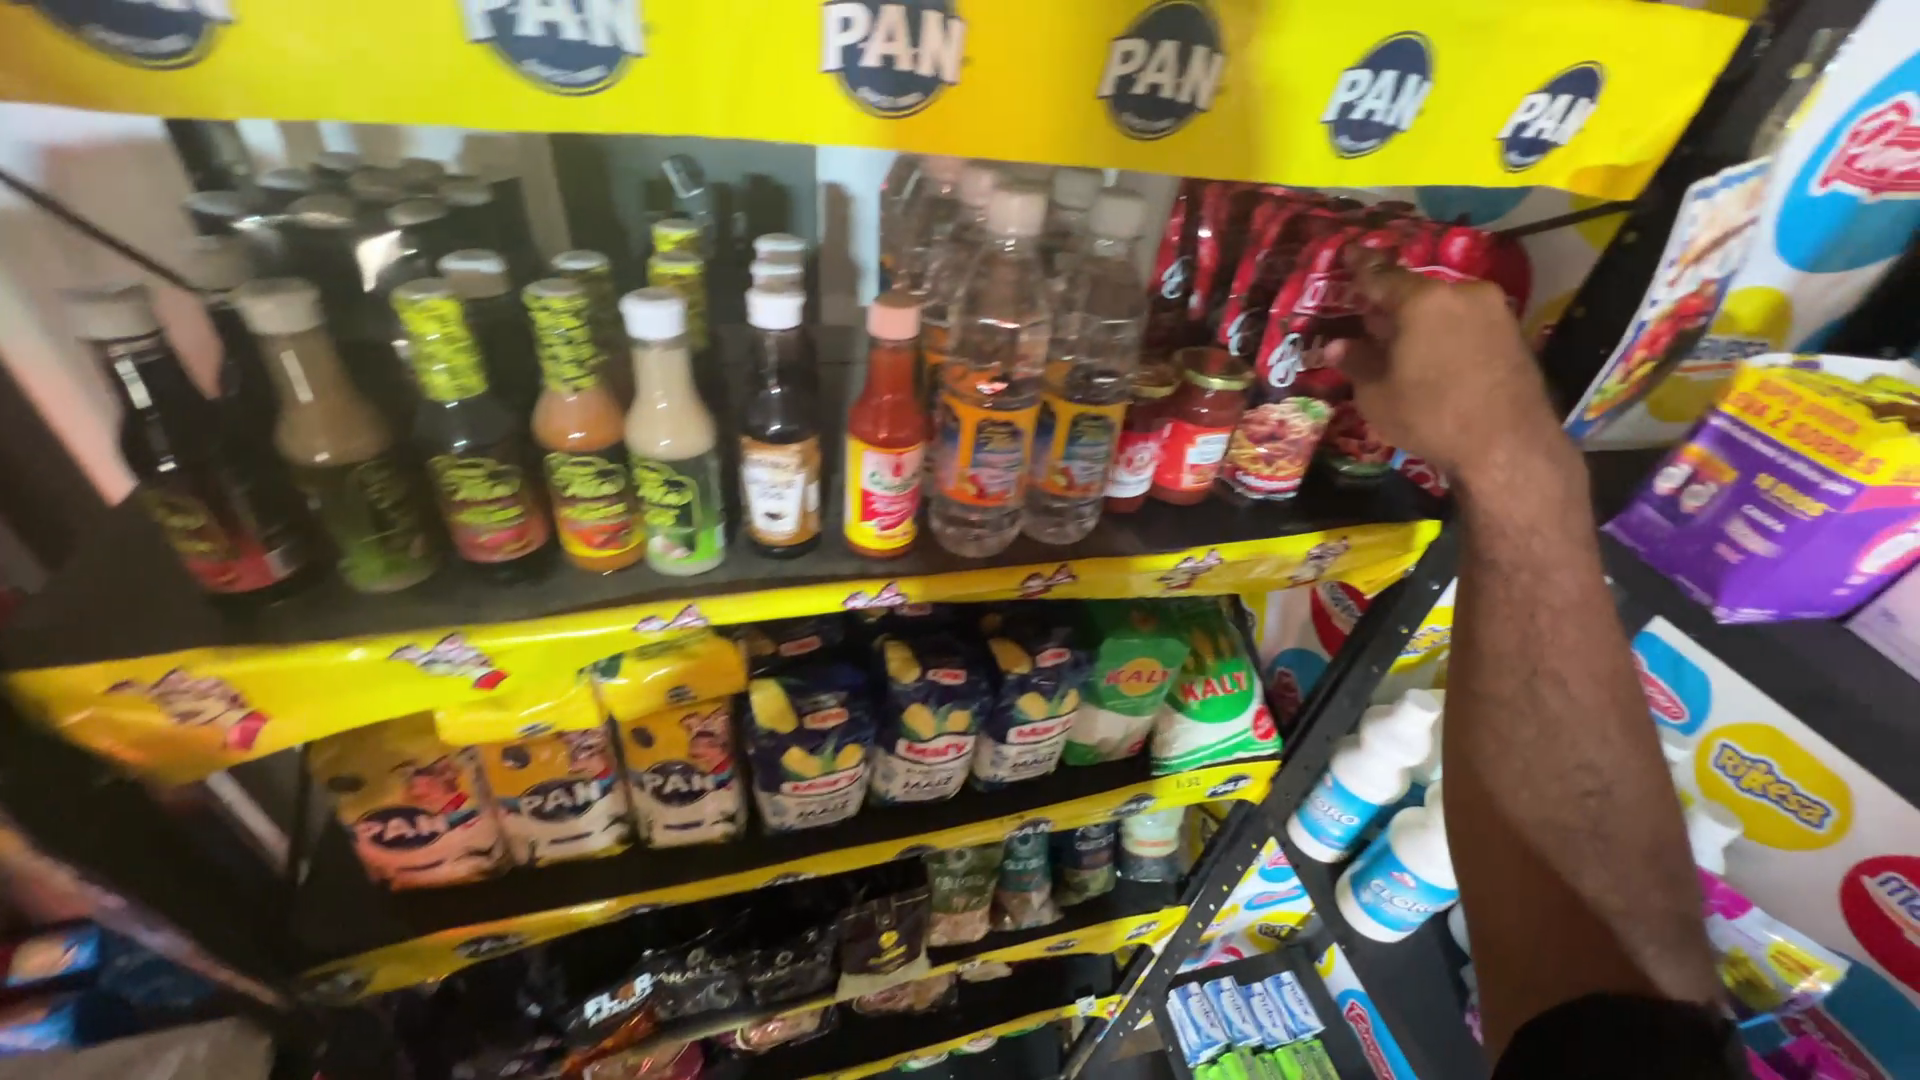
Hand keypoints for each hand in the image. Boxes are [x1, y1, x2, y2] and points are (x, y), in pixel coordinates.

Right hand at [1326, 245, 1576, 491]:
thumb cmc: (1428, 415)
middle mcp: (1462, 293)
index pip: (1382, 276)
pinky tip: (1428, 356)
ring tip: (1396, 343)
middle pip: (1416, 292)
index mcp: (1423, 301)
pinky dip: (1442, 333)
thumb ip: (1356, 361)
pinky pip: (1463, 323)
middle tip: (1367, 316)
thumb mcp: (1376, 394)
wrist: (1505, 443)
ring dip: (1417, 321)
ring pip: (1442, 308)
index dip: (1360, 266)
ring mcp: (1493, 311)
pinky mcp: (1511, 333)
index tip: (1349, 251)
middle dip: (1390, 304)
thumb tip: (1337, 346)